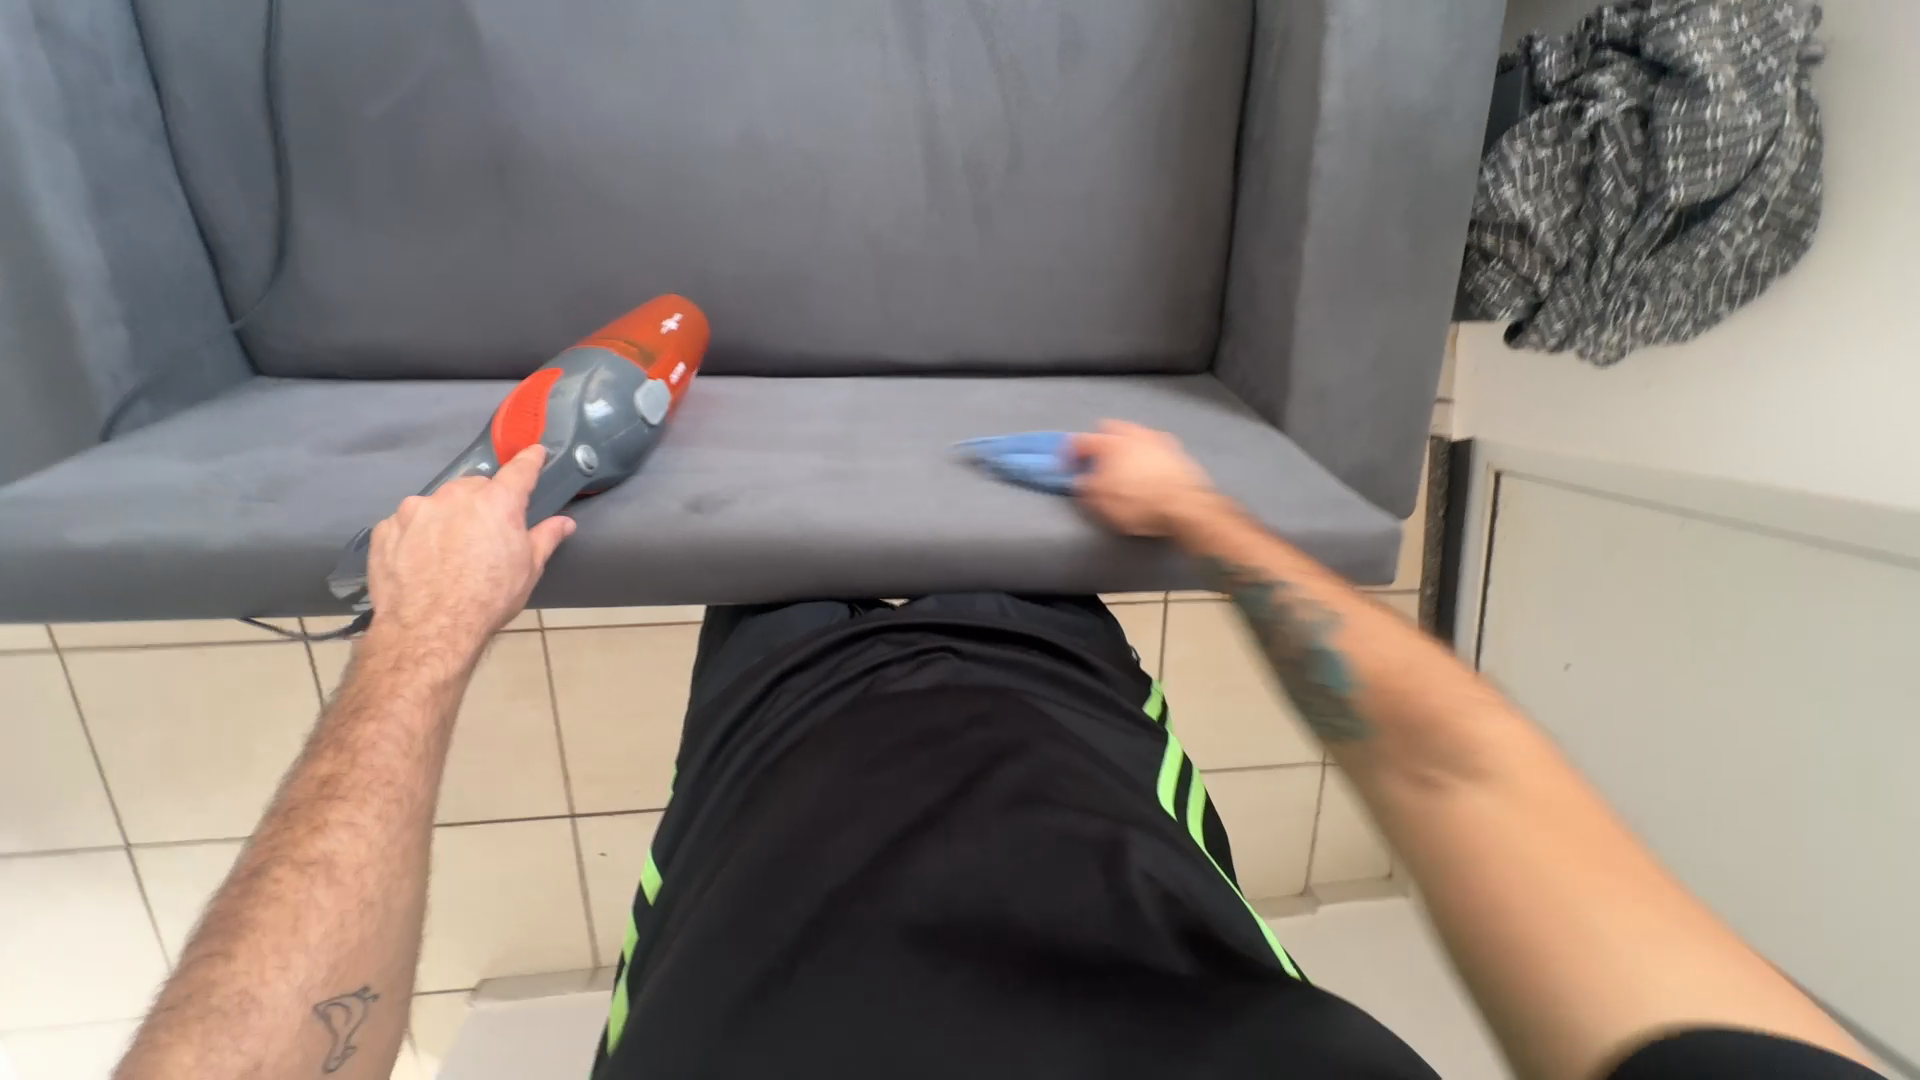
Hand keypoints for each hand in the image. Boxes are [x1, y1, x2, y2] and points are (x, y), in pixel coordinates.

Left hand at [364, 445, 576, 659]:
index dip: (530, 460)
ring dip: (449, 516)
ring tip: (450, 550)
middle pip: (475, 485)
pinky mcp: (386, 528)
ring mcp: (415, 510)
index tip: (535, 451)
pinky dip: (419, 533)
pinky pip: (408, 522)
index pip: (519, 471)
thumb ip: (545, 538)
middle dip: (484, 500)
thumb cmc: (490, 597)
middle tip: (488, 529)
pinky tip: (423, 559)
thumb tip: (564, 522)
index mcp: (496, 503)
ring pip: (439, 503)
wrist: (430, 627)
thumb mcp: (529, 568)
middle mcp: (454, 497)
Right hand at [1071, 421, 1218, 537]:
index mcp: (1110, 444)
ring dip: (1124, 444)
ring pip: (1134, 434)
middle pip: (1109, 428)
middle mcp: (1133, 435)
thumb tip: (1079, 481)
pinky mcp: (1176, 450)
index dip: (1068, 453)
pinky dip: (1146, 453)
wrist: (1185, 506)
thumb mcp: (1102, 502)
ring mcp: (1157, 439)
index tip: (1065, 466)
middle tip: (1095, 459)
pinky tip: (1148, 466)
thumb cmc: (1138, 504)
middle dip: (1099, 441)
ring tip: (1122, 463)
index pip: (1081, 441)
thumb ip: (1085, 488)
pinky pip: (1154, 445)